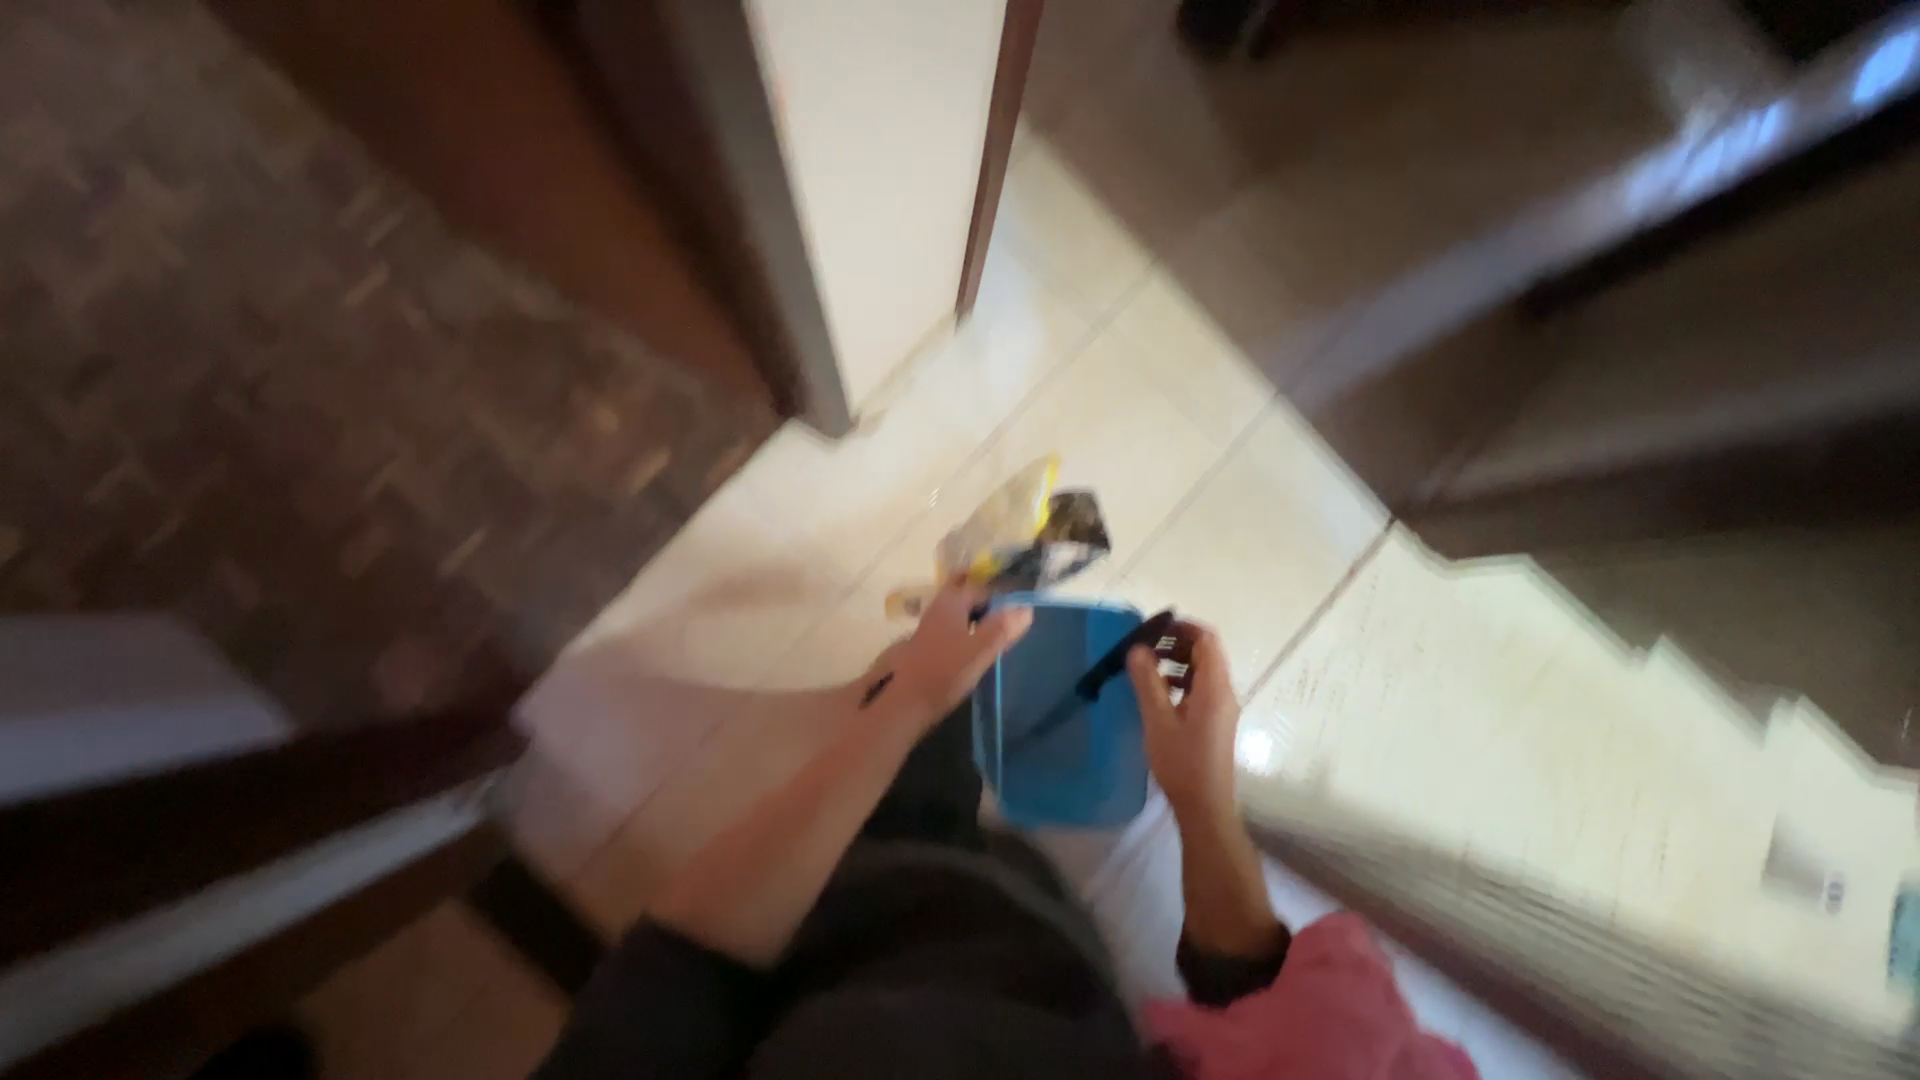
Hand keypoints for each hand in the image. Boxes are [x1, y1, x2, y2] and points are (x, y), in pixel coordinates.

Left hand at [871, 583, 1030, 728]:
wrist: (905, 702)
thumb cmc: (945, 672)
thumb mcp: (980, 651)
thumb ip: (1002, 629)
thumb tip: (1026, 609)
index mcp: (951, 602)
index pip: (981, 590)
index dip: (1000, 600)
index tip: (1016, 616)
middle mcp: (937, 608)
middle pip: (963, 596)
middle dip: (982, 603)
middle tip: (1004, 619)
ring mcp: (927, 627)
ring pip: (955, 613)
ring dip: (973, 619)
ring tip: (993, 637)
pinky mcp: (924, 646)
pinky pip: (949, 629)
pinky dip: (962, 633)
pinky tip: (971, 651)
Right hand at [1128, 625, 1239, 825]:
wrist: (1205, 807)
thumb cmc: (1182, 762)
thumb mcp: (1158, 720)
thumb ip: (1147, 681)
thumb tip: (1137, 648)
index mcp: (1215, 688)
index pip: (1207, 640)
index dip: (1182, 627)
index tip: (1152, 628)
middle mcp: (1224, 692)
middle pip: (1206, 652)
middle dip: (1175, 642)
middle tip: (1143, 646)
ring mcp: (1221, 707)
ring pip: (1202, 670)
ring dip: (1176, 661)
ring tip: (1145, 667)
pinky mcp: (1214, 721)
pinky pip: (1199, 688)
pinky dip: (1179, 680)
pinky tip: (1156, 693)